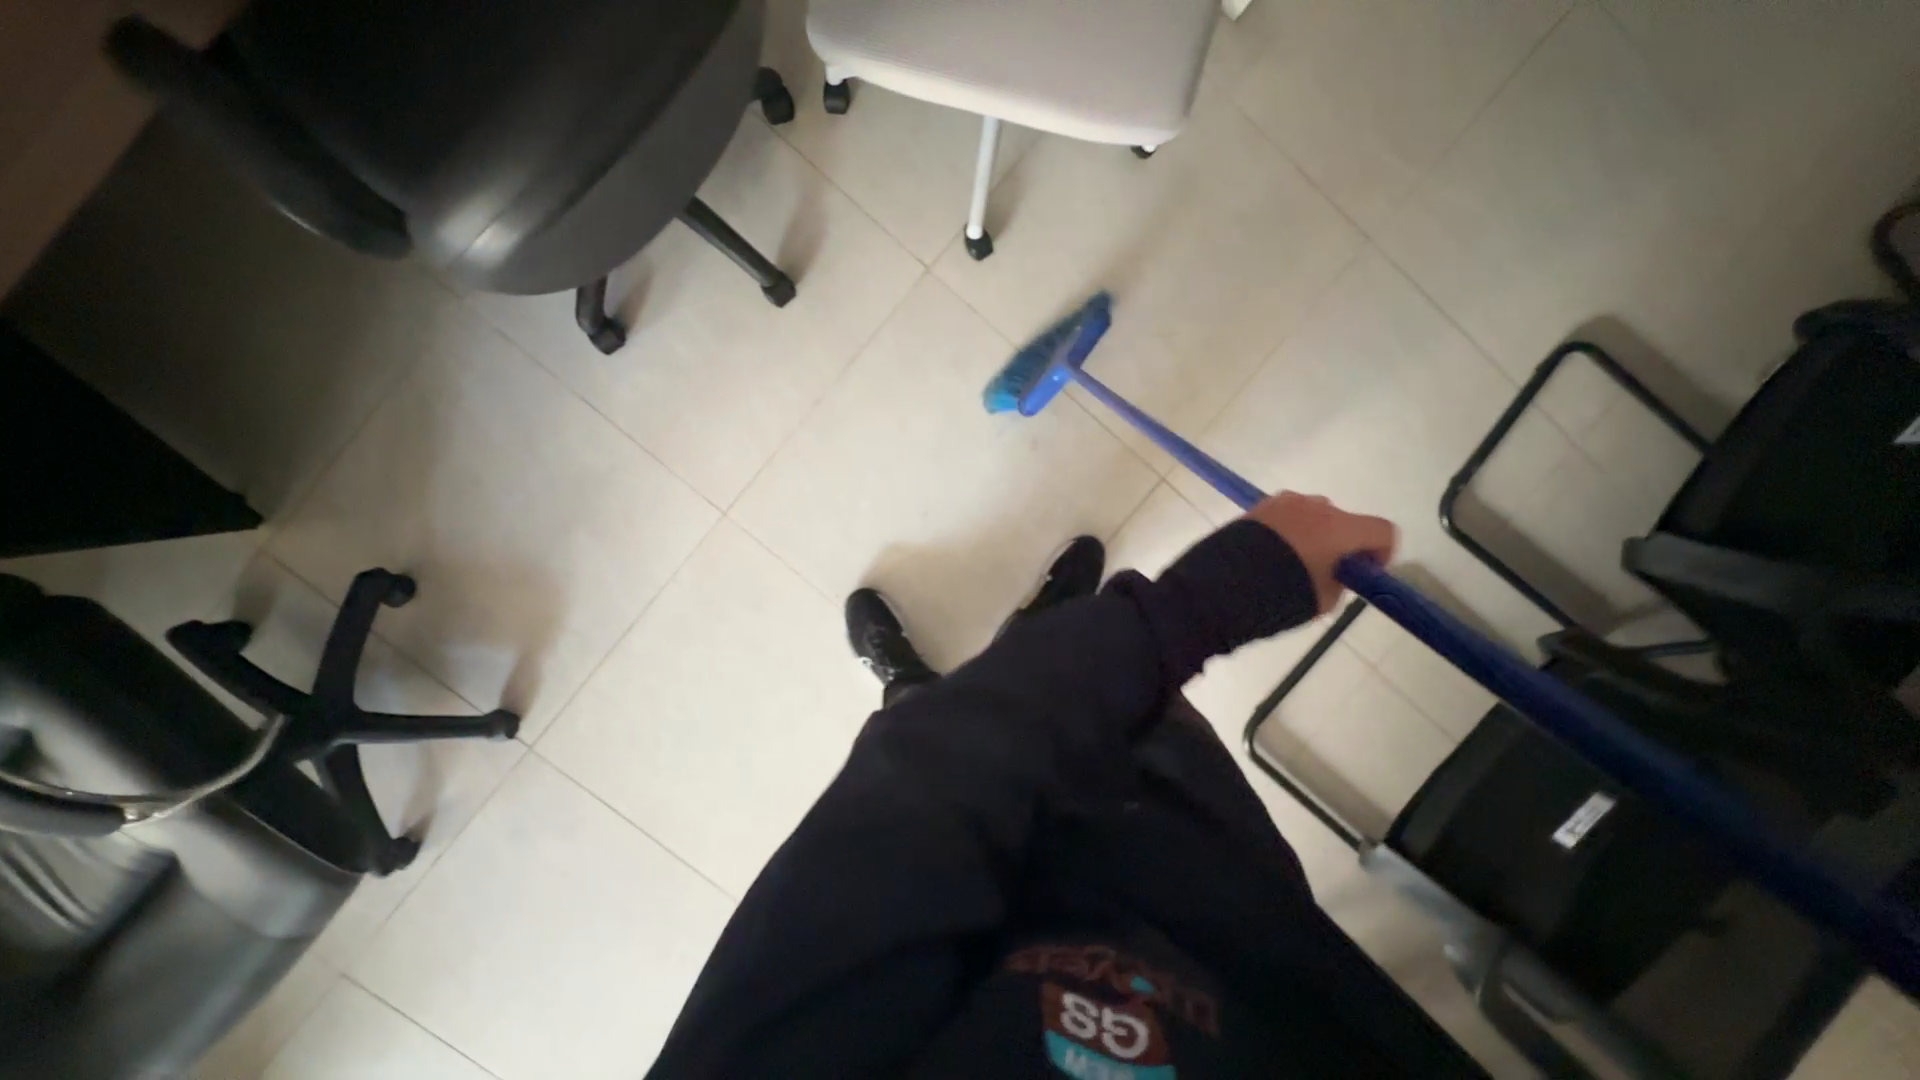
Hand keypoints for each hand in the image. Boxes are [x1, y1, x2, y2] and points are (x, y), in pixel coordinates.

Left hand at [1244, 492, 1396, 612]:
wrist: (1221, 586)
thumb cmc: (1280, 596)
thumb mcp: (1323, 600)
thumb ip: (1340, 582)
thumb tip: (1336, 573)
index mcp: (1340, 528)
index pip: (1382, 530)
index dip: (1381, 552)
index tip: (1364, 572)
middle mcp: (1316, 507)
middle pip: (1344, 521)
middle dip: (1342, 543)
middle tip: (1325, 570)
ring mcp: (1285, 502)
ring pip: (1314, 515)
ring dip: (1314, 533)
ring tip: (1292, 562)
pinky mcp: (1259, 506)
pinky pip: (1287, 516)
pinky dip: (1289, 530)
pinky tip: (1271, 554)